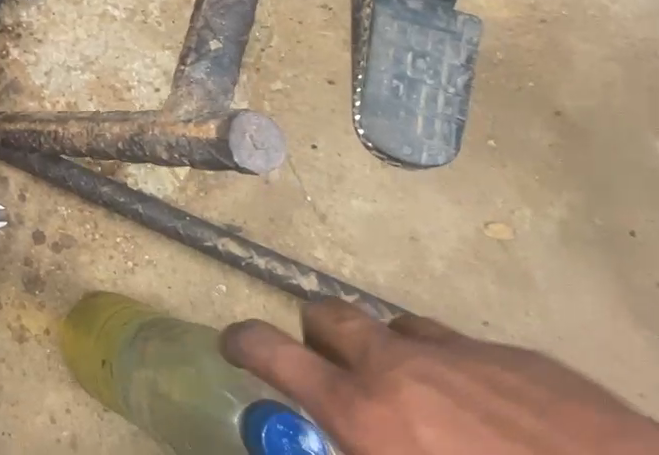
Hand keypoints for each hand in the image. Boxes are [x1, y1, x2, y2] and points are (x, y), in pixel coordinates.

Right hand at [223, 299, 658, 454]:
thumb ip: (360, 449)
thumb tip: (341, 439)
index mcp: (360, 410)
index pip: (267, 349)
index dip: (241, 342)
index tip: (235, 346)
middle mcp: (395, 367)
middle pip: (327, 315)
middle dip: (321, 336)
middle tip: (341, 373)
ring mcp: (459, 355)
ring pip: (398, 327)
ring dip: (395, 354)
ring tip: (429, 399)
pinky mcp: (520, 358)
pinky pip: (468, 351)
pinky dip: (463, 374)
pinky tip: (503, 419)